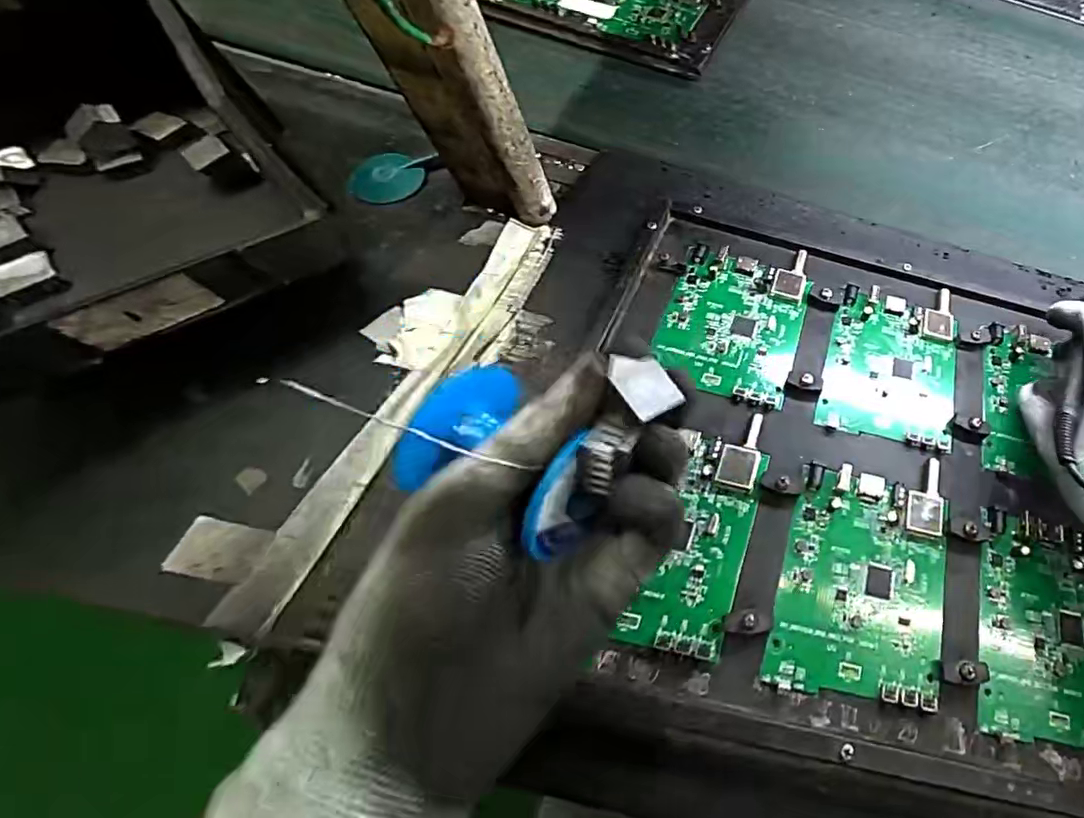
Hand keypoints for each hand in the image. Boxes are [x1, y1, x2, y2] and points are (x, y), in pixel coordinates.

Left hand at [210, 353, 688, 817]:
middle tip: (669, 394)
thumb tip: (597, 366)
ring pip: (655, 470)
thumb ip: (533, 434)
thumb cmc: (416, 595)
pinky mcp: (624, 571)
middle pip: (627, 430)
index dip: (612, 376)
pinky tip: (629, 507)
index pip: (578, 402)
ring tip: (648, 447)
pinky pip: (661, 522)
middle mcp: (565, 484)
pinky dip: (657, 503)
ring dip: (660, 448)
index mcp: (520, 458)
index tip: (639, 356)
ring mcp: (598, 528)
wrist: (414, 727)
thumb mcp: (460, 500)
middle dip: (651, 406)